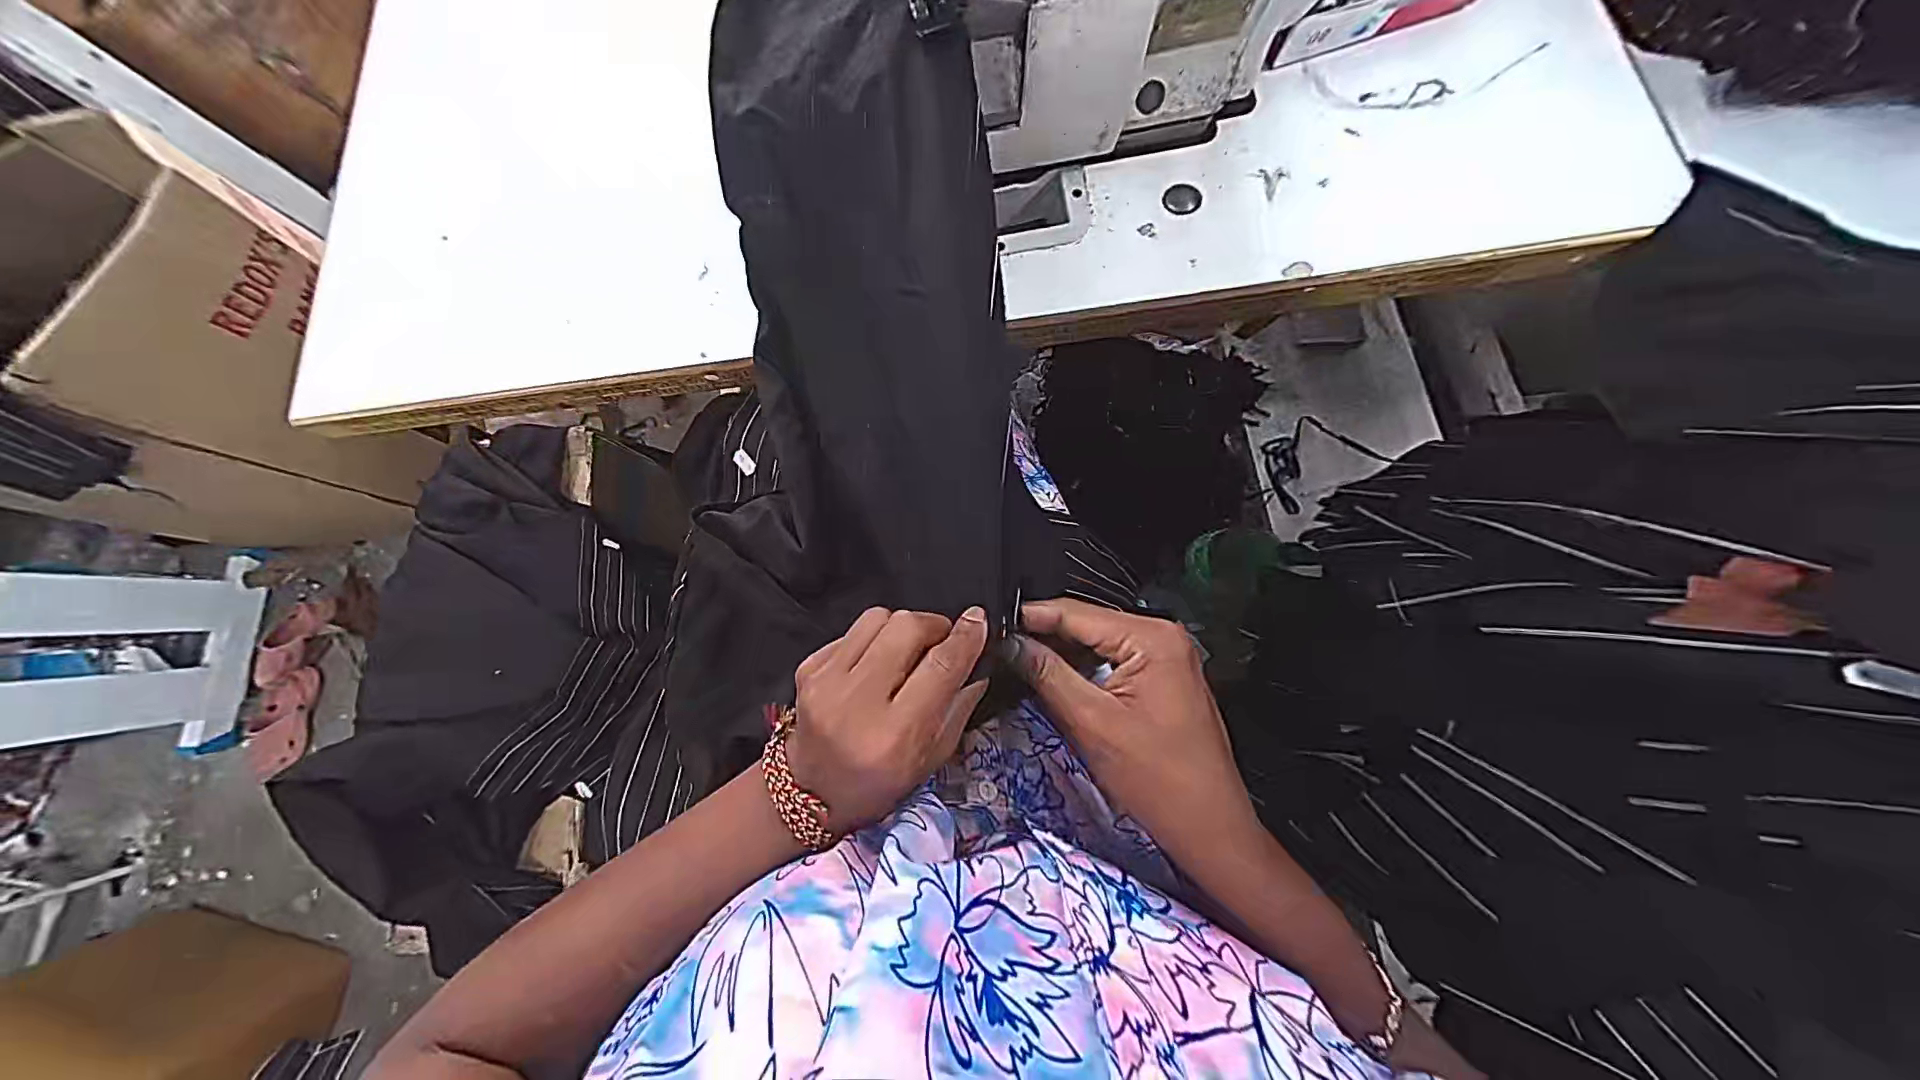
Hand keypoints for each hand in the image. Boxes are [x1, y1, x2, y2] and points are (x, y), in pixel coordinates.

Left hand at [787, 606, 990, 833]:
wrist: (812, 791)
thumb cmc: (878, 781)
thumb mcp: (932, 757)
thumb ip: (959, 705)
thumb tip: (977, 657)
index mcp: (895, 735)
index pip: (939, 666)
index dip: (965, 637)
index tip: (977, 620)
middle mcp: (857, 704)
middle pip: (907, 628)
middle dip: (934, 626)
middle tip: (940, 641)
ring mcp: (826, 683)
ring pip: (878, 618)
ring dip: (901, 629)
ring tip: (905, 652)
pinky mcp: (808, 669)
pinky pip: (852, 630)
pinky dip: (872, 640)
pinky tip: (874, 665)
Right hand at [1009, 598, 1262, 864]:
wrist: (1209, 826)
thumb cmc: (1160, 780)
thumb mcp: (1091, 722)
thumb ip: (1046, 674)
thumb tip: (1012, 644)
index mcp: (1152, 637)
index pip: (1075, 612)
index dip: (1029, 617)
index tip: (993, 624)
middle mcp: (1163, 636)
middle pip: (1086, 623)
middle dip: (1043, 636)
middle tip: (1001, 648)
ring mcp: (1165, 655)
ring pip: (1096, 642)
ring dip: (1060, 653)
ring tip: (1019, 662)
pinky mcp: (1162, 675)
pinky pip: (1111, 659)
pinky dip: (1082, 668)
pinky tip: (1054, 679)